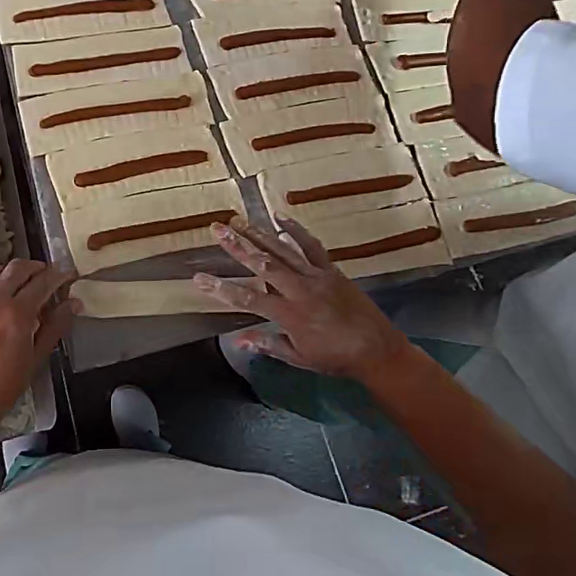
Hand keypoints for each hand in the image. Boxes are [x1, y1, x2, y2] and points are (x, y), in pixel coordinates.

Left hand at [0, 259, 73, 429]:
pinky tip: (8, 302)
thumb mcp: (37, 357)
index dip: (60, 275)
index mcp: (16, 313)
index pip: (42, 282)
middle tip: (51, 276)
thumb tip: (73, 303)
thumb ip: (56, 325)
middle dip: (37, 267)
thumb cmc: (5, 386)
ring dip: (16, 273)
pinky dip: (0, 285)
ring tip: (29, 285)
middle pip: (17, 268)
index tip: (70, 275)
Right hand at [194, 216, 414, 382]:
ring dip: (259, 234)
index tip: (200, 279)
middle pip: (263, 263)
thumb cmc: (335, 358)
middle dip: (237, 245)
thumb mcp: (298, 357)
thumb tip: (238, 339)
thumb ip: (267, 343)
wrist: (376, 349)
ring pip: (283, 250)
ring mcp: (316, 276)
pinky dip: (295, 230)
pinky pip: (311, 245)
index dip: (222, 289)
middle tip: (217, 229)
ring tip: (239, 220)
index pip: (248, 298)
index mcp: (289, 314)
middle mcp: (300, 290)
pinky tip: (280, 218)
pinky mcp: (331, 269)